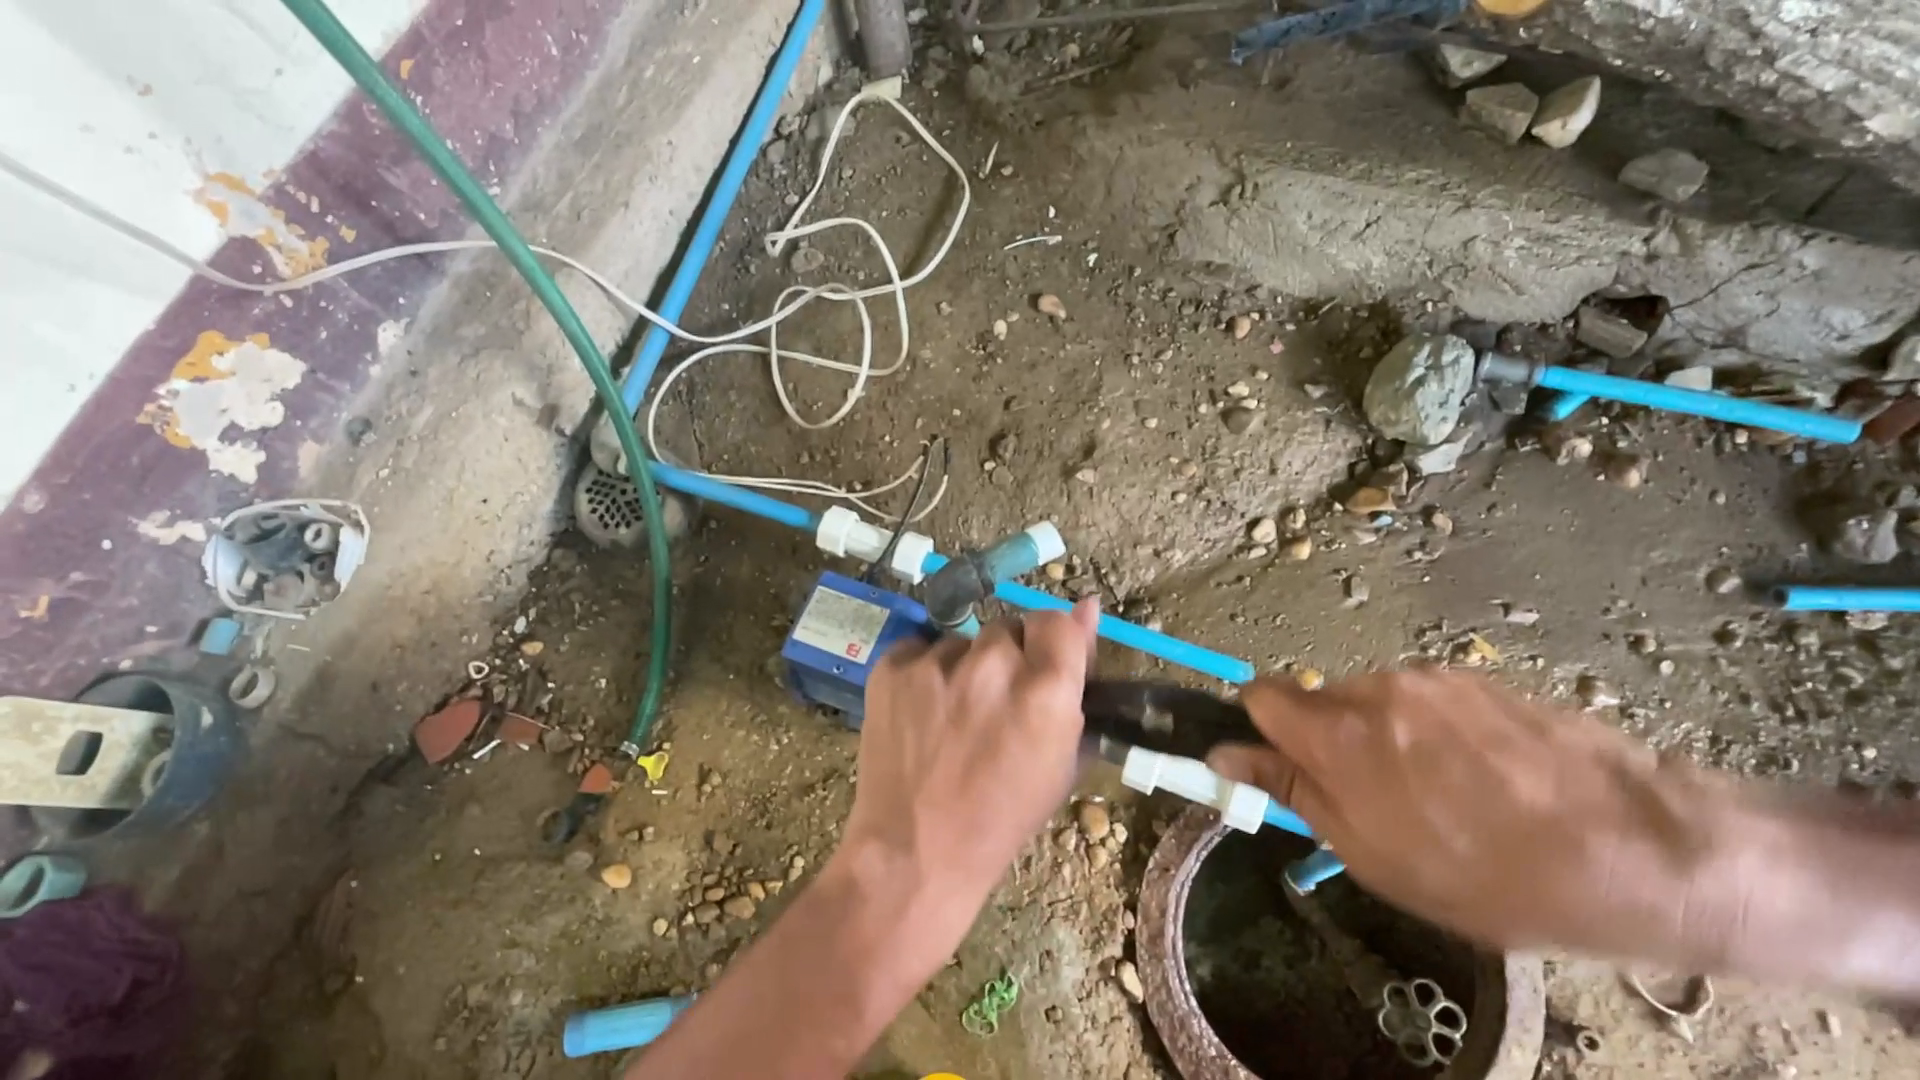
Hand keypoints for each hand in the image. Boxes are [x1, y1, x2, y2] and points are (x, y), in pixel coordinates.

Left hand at [841, 601, 1098, 907]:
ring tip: (951, 718)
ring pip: (962, 642)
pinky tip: (920, 712)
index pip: (1058, 622)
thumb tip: (1086, 610)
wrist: (915, 849)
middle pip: (1007, 630)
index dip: (1052, 641)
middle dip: (1007, 658)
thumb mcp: (1062, 763)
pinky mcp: (891, 667)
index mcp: (1046, 690)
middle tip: (995, 702)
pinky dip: (922, 673)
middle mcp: (993, 664)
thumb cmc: (1002, 817)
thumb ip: (1077, 686)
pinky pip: (919, 649)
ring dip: (964, 667)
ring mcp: (937, 663)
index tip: (1044, 662)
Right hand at [1206, 671, 1759, 966]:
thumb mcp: (1375, 857)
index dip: (1261, 730)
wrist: (1642, 850)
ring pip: (1376, 701)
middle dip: (1330, 742)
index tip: (1282, 767)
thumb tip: (1226, 755)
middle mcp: (1376, 688)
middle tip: (1374, 802)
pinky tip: (1484, 779)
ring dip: (1384, 738)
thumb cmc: (1491, 876)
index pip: (1259, 695)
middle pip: (1320, 700)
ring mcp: (1434, 677)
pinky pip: (1427, 699)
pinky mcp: (1482, 678)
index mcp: (1339, 734)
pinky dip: (1432, 731)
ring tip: (1443, 796)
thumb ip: (1295, 793)